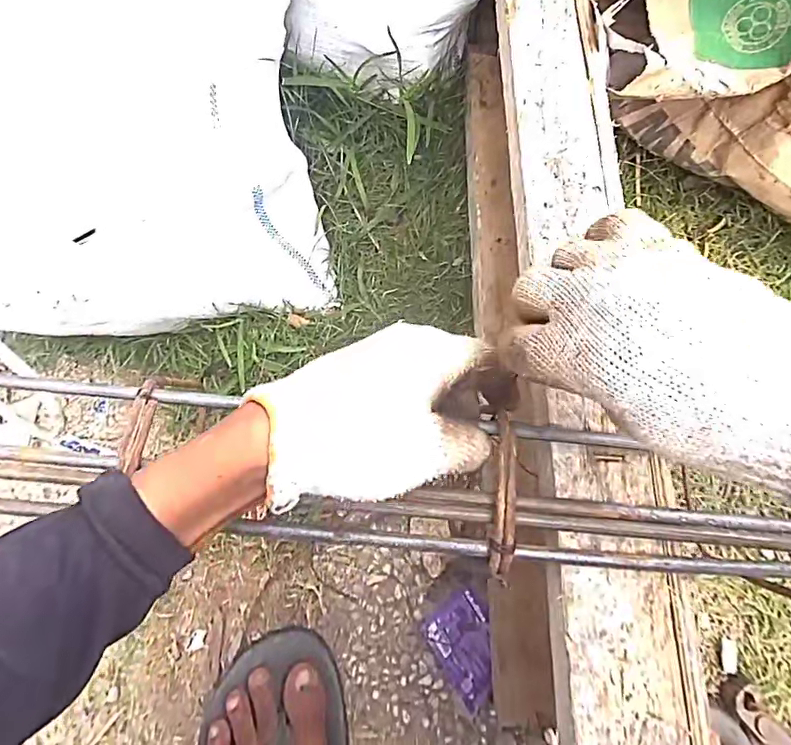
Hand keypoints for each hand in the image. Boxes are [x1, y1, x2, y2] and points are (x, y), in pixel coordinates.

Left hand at [244, 322, 490, 509]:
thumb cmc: (363, 441)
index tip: (509, 416)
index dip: (505, 386)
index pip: (487, 355)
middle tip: (474, 435)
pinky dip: (415, 397)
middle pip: (458, 360)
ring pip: (428, 368)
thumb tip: (483, 438)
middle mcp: (409, 337)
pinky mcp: (356, 360)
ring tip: (438, 440)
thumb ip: (470, 444)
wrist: (281, 434)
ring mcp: (379, 346)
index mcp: (433, 349)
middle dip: (473, 396)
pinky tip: (403, 429)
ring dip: (443, 400)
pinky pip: (401, 373)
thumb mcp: (429, 453)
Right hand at [502, 209, 790, 521]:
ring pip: (561, 254)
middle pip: (526, 289)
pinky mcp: (655, 245)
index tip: (530, 361)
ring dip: (567, 277)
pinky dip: (603, 242)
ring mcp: (618, 266)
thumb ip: (583, 374)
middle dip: (534, 312)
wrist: (781, 397)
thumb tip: (569, 358)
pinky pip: (609, 226)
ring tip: (590, 297)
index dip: (519, 356)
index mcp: (569, 353)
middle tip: (557, 329)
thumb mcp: (626, 413)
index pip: (516, 343)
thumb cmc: (704, 425)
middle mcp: (583, 301)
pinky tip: (615, 263)